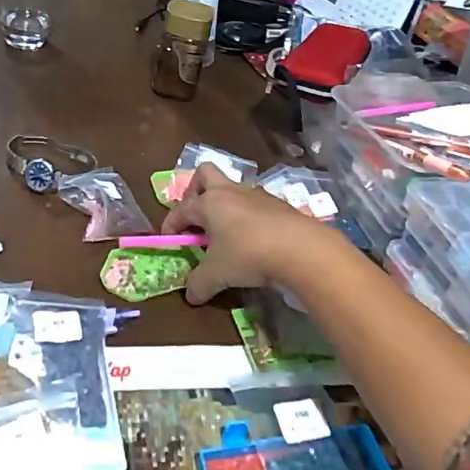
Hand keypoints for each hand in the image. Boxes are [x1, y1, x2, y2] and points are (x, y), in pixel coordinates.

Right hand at [161, 164, 340, 304]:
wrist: (302, 249)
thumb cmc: (249, 254)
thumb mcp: (218, 274)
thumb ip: (200, 284)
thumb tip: (191, 295)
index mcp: (209, 203)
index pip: (182, 208)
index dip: (171, 224)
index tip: (168, 239)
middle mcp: (230, 191)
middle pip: (205, 174)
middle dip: (195, 191)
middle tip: (196, 217)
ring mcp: (256, 195)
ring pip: (232, 189)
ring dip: (224, 206)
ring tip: (226, 234)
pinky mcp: (278, 204)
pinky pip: (254, 204)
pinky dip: (247, 218)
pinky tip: (253, 240)